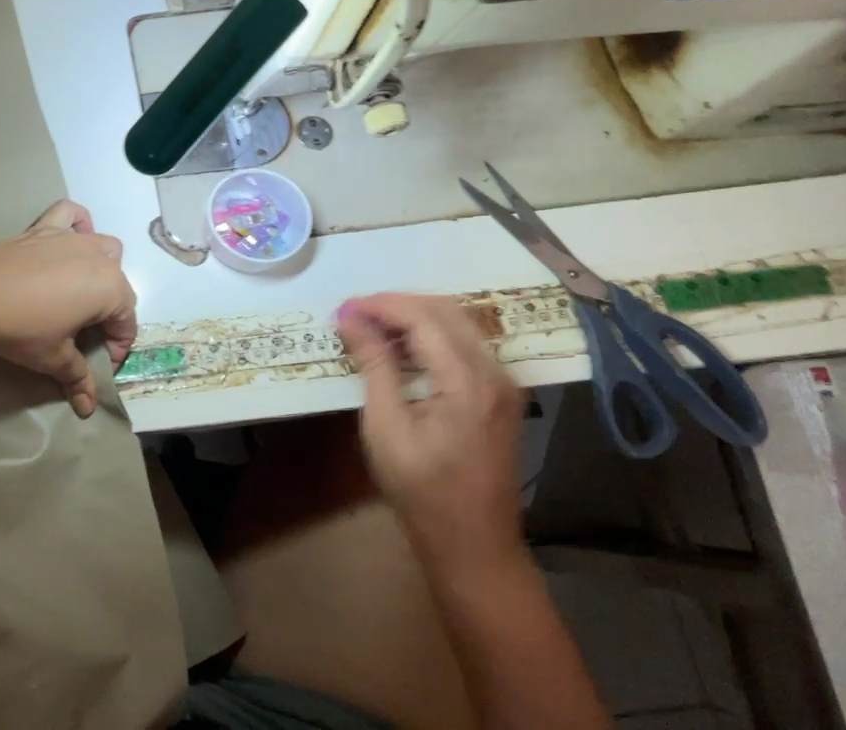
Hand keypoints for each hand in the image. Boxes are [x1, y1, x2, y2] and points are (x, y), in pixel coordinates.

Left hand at [0, 201, 136, 417]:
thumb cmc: (21, 328)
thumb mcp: (53, 358)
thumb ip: (77, 378)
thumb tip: (88, 407)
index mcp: (110, 289)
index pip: (126, 324)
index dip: (116, 349)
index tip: (98, 366)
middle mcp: (97, 258)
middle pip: (118, 286)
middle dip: (110, 312)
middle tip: (86, 336)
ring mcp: (70, 238)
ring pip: (102, 247)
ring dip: (102, 269)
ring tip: (81, 293)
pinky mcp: (43, 228)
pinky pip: (70, 214)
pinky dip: (77, 221)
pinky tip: (72, 236)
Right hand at [337, 294, 525, 571]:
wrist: (473, 541)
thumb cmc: (421, 490)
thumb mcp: (386, 428)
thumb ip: (374, 367)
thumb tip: (351, 320)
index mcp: (467, 382)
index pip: (423, 318)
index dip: (381, 306)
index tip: (343, 309)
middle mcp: (494, 373)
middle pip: (446, 311)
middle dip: (397, 304)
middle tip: (354, 314)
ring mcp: (503, 383)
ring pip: (459, 323)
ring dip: (414, 316)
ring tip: (371, 328)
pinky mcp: (500, 393)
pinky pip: (466, 343)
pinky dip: (431, 334)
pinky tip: (402, 349)